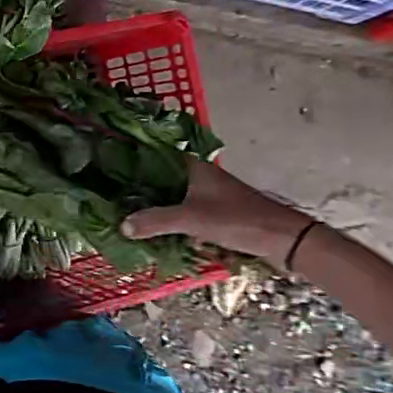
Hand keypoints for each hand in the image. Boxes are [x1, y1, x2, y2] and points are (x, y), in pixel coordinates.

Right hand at [120, 157, 311, 269]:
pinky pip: (181, 209)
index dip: (133, 155)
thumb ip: (156, 221)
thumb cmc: (238, 219)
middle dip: (138, 184)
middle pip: (160, 175)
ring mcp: (206, 193)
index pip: (155, 152)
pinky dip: (168, 217)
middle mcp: (198, 174)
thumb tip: (122, 226)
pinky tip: (153, 228)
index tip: (108, 161)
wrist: (283, 240)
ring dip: (153, 202)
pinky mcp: (213, 211)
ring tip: (125, 210)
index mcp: (192, 166)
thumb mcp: (192, 220)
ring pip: (170, 193)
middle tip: (110, 192)